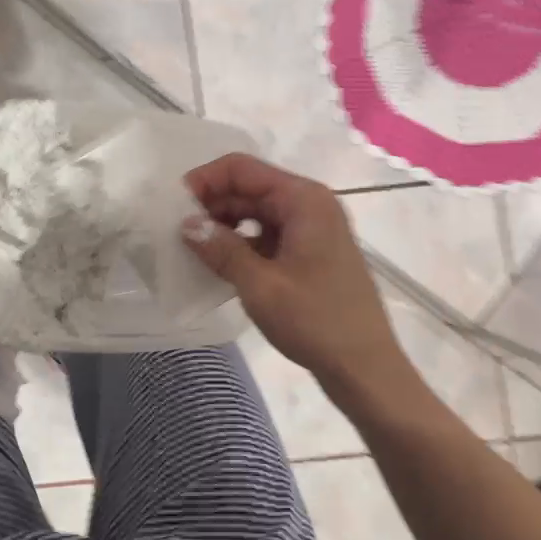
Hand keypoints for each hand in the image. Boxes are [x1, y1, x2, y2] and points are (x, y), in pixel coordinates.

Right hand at [179, 154, 416, 400]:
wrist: (366, 370)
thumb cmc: (316, 321)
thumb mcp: (260, 285)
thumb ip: (220, 248)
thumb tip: (185, 223)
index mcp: (303, 200)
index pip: (241, 169)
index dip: (204, 180)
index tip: (174, 207)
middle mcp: (310, 204)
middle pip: (248, 187)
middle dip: (211, 204)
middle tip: (177, 231)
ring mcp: (313, 229)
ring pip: (255, 211)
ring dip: (223, 224)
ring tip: (194, 249)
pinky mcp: (311, 252)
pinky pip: (267, 233)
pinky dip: (241, 242)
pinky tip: (220, 264)